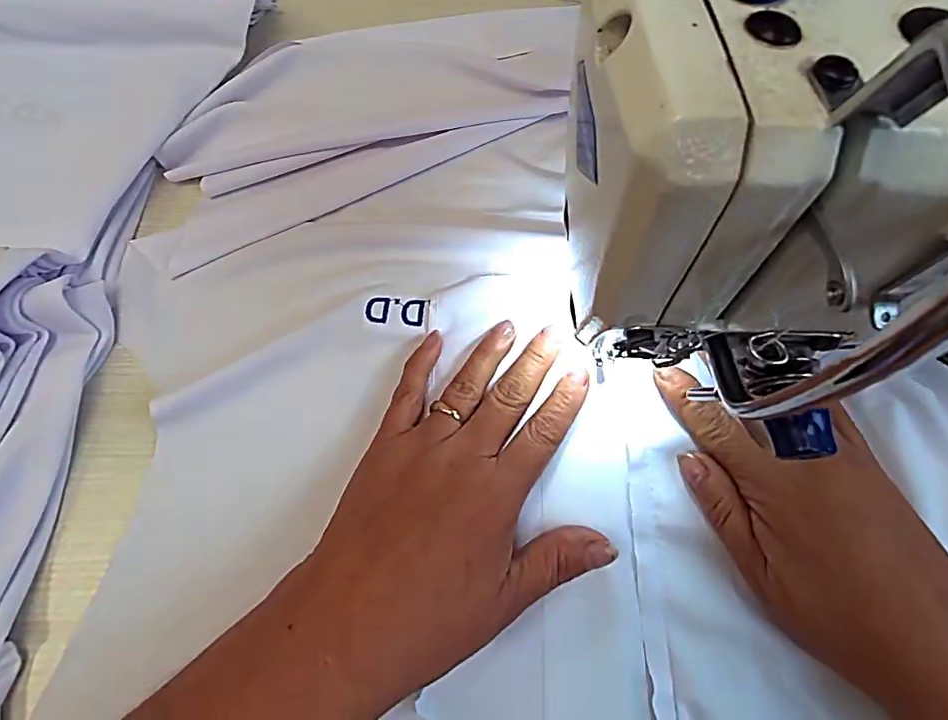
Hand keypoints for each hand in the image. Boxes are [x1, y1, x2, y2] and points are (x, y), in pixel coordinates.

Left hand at [130, 324, 612, 719]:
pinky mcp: (386, 446)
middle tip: (550, 334)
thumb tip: (598, 546)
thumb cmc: (422, 616)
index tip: (577, 372)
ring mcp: (421, 446)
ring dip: (487, 353)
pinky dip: (420, 364)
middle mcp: (461, 460)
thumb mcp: (503, 599)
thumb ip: (554, 562)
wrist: (349, 619)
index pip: (542, 434)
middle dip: (534, 361)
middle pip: (508, 398)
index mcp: (495, 495)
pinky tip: (432, 342)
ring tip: (506, 328)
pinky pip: (407, 394)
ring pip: (464, 387)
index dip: (565, 400)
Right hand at [654, 367, 947, 719]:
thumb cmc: (846, 620)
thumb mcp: (764, 576)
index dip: (685, 397)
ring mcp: (845, 454)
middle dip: (714, 382)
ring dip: (753, 381)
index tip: (667, 378)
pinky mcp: (871, 462)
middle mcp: (810, 457)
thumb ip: (723, 511)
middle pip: (752, 400)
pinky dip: (799, 390)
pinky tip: (788, 392)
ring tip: (728, 375)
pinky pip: (827, 408)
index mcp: (775, 484)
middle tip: (688, 374)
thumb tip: (692, 463)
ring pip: (790, 397)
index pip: (716, 425)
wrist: (938, 646)